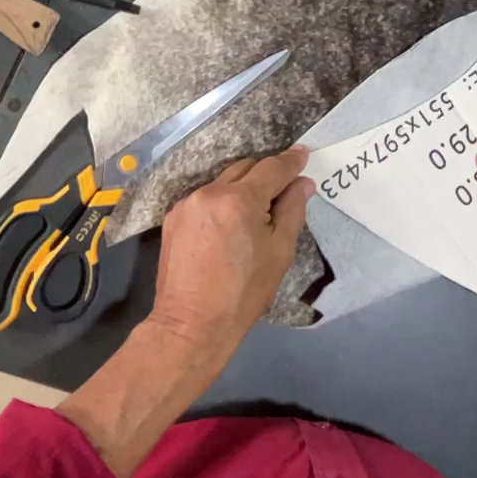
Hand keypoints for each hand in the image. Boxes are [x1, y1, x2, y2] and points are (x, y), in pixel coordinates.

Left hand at [145, 145, 314, 356]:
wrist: (192, 324)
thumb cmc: (244, 291)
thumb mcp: (280, 251)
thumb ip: (292, 210)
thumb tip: (302, 184)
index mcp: (239, 199)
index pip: (271, 168)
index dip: (291, 161)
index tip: (303, 153)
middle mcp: (210, 192)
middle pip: (245, 168)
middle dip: (266, 175)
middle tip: (282, 192)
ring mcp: (187, 204)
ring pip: (223, 182)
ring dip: (241, 189)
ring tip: (253, 215)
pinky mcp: (173, 218)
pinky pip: (205, 198)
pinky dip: (221, 203)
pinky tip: (227, 227)